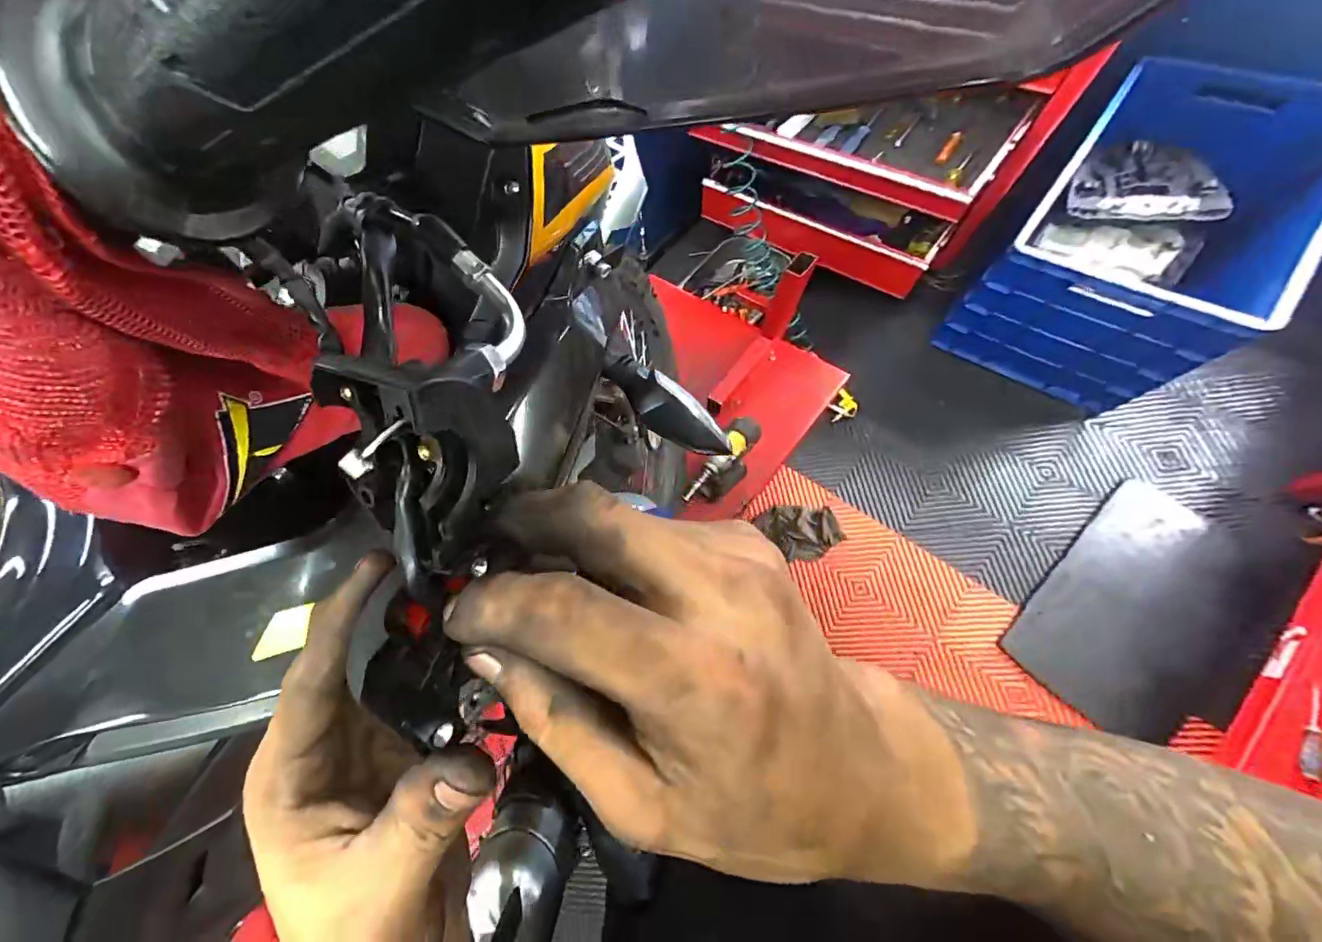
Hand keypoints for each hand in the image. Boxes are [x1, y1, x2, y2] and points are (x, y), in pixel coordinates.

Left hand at [243, 551, 495, 941]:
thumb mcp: (377, 889)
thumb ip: (420, 820)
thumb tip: (469, 758)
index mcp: (287, 774)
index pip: (307, 683)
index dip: (337, 621)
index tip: (373, 570)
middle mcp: (319, 748)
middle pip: (345, 666)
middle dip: (379, 615)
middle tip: (427, 568)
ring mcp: (361, 749)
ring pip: (385, 678)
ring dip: (416, 640)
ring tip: (456, 595)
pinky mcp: (398, 756)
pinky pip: (419, 702)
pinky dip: (443, 676)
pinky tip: (472, 649)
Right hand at [443, 484, 975, 886]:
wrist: (861, 767)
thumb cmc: (753, 810)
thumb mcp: (640, 805)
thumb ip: (555, 720)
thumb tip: (490, 647)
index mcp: (696, 680)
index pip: (564, 608)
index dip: (494, 602)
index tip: (461, 613)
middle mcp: (721, 593)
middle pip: (593, 515)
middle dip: (523, 519)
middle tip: (486, 548)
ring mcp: (739, 552)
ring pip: (617, 513)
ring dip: (565, 533)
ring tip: (538, 573)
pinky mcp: (745, 536)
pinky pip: (651, 525)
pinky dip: (612, 546)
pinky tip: (610, 585)